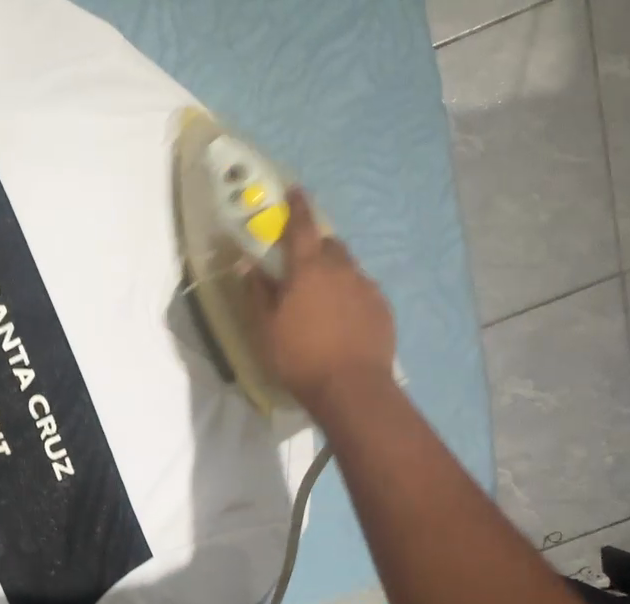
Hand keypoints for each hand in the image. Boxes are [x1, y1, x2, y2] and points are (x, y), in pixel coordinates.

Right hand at [243, 188, 397, 413]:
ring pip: (347, 268)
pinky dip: (348, 294)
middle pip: (329, 245)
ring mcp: (366, 287)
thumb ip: (257, 292)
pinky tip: (339, 318)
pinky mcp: (382, 307)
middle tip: (300, 260)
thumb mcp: (265, 327)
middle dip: (315, 245)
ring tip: (320, 296)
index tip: (294, 191)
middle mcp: (341, 269)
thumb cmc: (298, 356)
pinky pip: (361, 290)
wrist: (351, 387)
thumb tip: (247, 263)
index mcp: (308, 269)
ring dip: (332, 272)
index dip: (297, 206)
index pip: (301, 227)